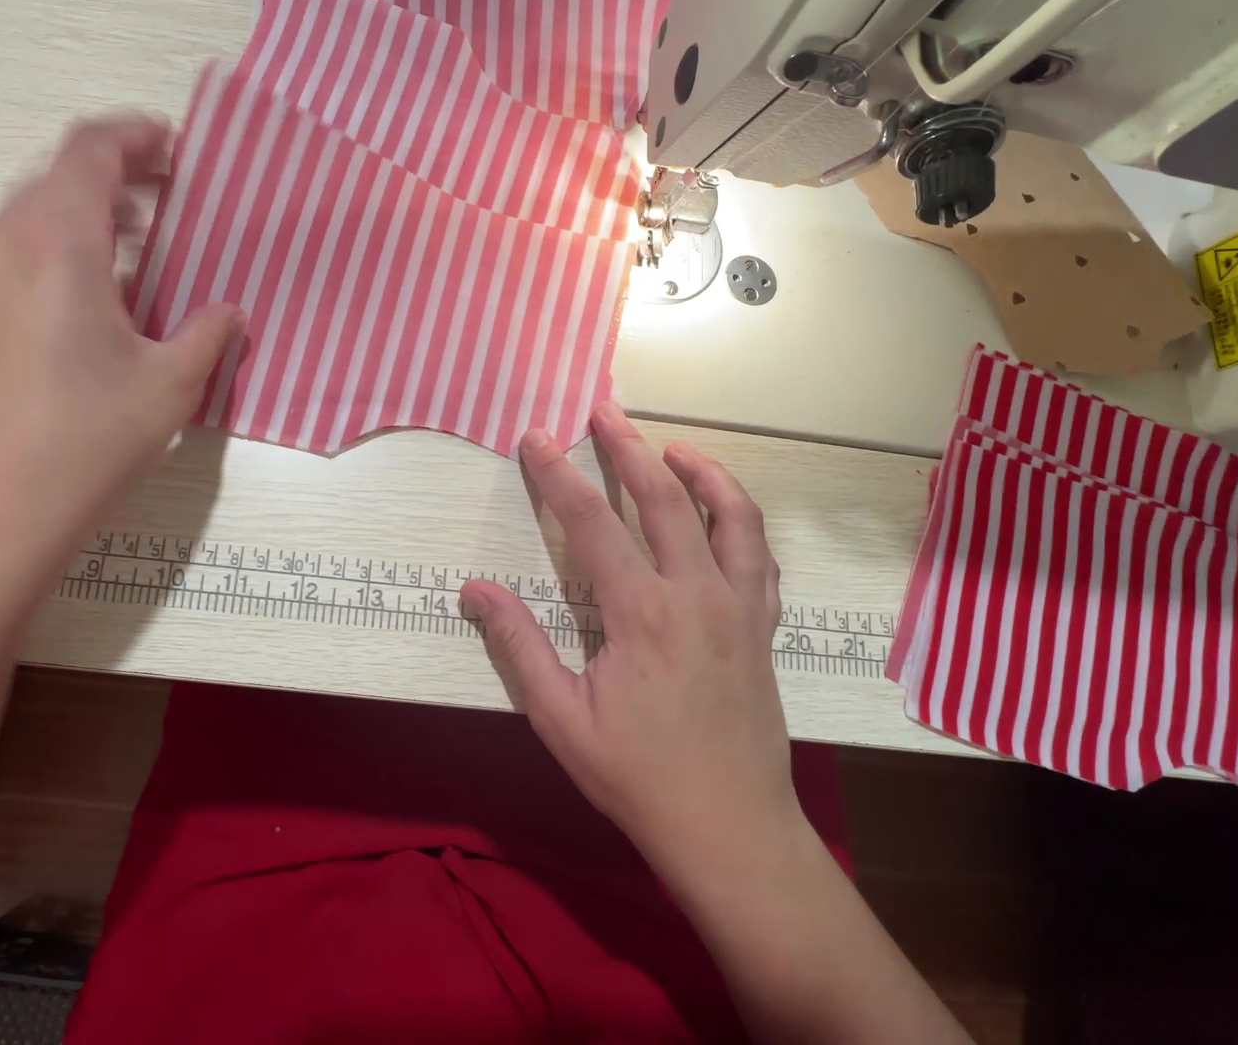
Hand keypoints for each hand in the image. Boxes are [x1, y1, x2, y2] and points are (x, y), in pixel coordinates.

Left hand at [0, 115, 242, 567]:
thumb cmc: (85, 440)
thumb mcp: (168, 386)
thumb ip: (206, 334)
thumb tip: (228, 310)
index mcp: (57, 238)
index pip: (93, 148)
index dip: (138, 135)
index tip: (179, 148)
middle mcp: (5, 241)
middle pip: (61, 175)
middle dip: (119, 174)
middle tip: (172, 198)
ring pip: (36, 215)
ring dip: (91, 216)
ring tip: (143, 247)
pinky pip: (19, 254)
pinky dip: (64, 251)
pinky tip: (99, 300)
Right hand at [460, 403, 799, 870]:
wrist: (728, 827)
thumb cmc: (637, 776)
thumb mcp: (561, 719)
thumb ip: (518, 646)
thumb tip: (474, 590)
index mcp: (643, 613)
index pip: (593, 523)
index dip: (558, 474)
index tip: (536, 437)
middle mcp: (698, 594)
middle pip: (665, 498)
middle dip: (629, 448)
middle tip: (604, 411)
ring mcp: (741, 607)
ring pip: (730, 515)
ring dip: (700, 471)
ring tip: (670, 447)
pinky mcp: (763, 626)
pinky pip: (760, 554)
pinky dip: (740, 518)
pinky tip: (723, 512)